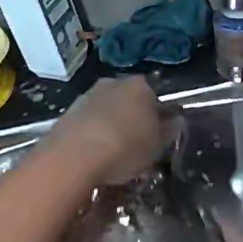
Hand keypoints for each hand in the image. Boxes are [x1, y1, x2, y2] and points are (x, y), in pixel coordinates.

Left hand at [46, 76, 168, 185]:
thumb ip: (168, 132)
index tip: (156, 140)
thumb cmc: (126, 146)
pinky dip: (92, 136)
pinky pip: (88, 124)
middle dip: (132, 122)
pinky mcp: (68, 111)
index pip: (155, 99)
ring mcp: (88, 95)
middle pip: (129, 103)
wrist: (75, 155)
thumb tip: (174, 122)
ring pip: (107, 112)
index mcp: (141, 86)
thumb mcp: (157, 146)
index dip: (157, 120)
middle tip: (135, 149)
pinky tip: (93, 157)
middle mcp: (114, 83)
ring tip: (113, 158)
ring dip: (111, 128)